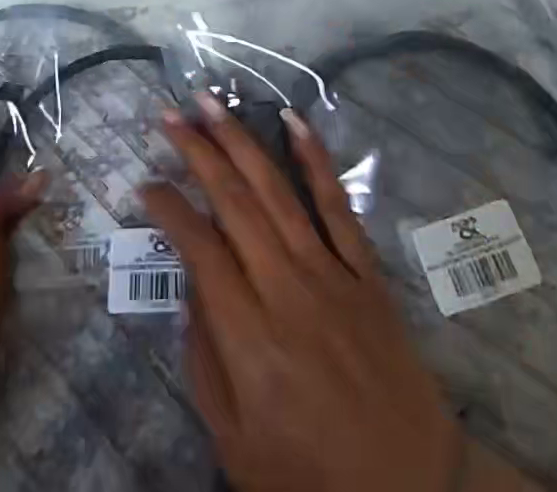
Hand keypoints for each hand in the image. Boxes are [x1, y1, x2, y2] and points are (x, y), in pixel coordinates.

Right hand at [145, 97, 539, 491]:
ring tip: (212, 103)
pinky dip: (315, 158)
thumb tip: (190, 287)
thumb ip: (204, 359)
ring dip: (241, 141)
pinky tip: (294, 121)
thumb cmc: (311, 471)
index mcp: (249, 336)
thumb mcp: (235, 440)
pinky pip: (337, 204)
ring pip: (277, 191)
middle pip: (234, 203)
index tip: (145, 183)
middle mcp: (287, 288)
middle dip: (197, 152)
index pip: (199, 248)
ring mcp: (331, 270)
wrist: (410, 480)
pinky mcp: (365, 267)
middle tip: (169, 115)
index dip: (168, 208)